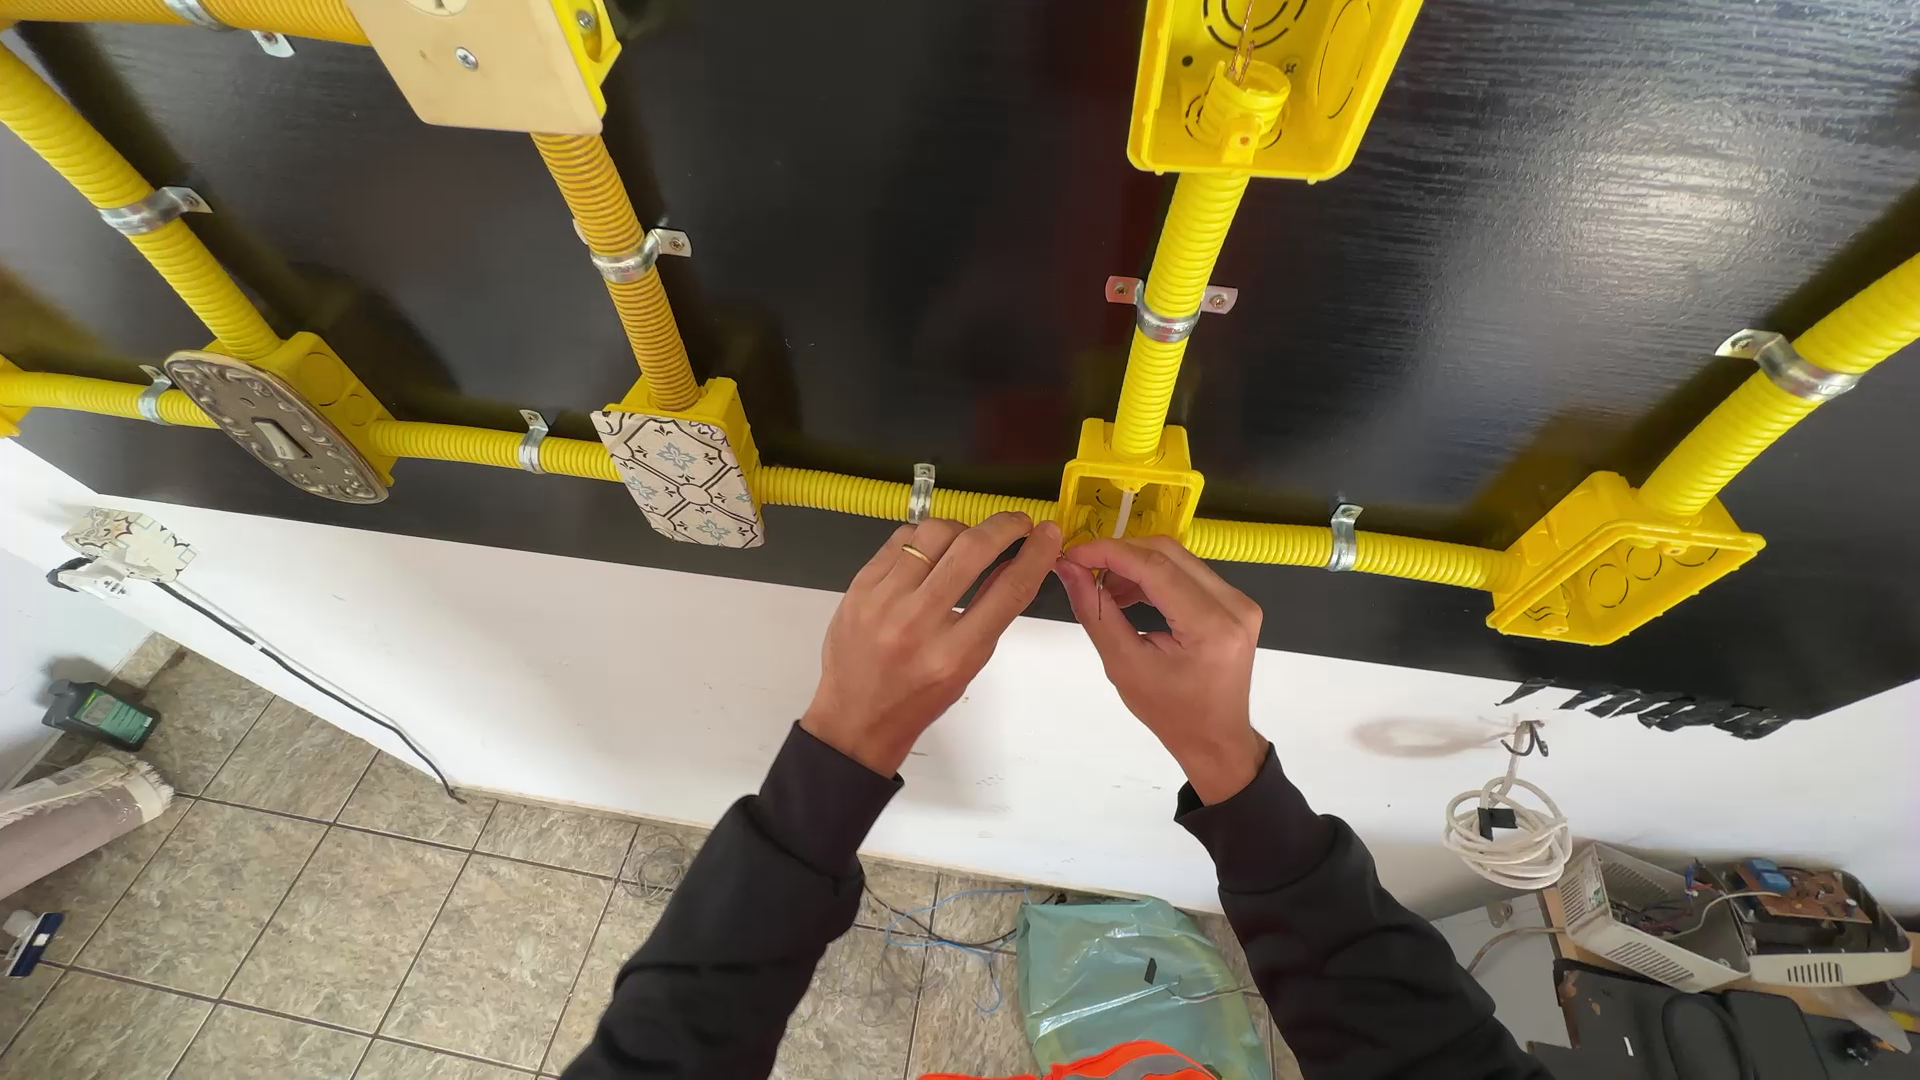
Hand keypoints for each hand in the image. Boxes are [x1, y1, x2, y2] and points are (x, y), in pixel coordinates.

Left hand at [802, 513, 1062, 775]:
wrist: (855, 718)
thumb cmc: (919, 698)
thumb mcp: (967, 666)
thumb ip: (991, 615)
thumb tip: (1017, 561)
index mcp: (955, 654)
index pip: (1008, 590)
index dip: (1036, 554)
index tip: (1049, 534)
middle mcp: (918, 623)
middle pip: (972, 550)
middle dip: (1004, 526)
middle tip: (1018, 522)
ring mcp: (883, 601)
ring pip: (934, 533)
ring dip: (963, 528)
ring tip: (968, 539)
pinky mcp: (859, 587)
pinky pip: (901, 539)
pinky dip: (925, 536)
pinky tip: (933, 547)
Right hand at [1053, 535, 1267, 803]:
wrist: (1215, 738)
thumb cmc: (1169, 712)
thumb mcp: (1123, 665)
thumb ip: (1095, 612)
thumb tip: (1068, 569)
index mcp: (1211, 626)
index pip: (1154, 567)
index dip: (1108, 553)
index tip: (1072, 555)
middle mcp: (1233, 605)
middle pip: (1167, 553)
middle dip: (1119, 554)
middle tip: (1083, 569)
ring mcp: (1239, 600)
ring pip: (1176, 557)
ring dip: (1134, 564)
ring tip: (1103, 588)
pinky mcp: (1234, 601)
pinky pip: (1186, 571)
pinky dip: (1152, 575)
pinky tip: (1127, 593)